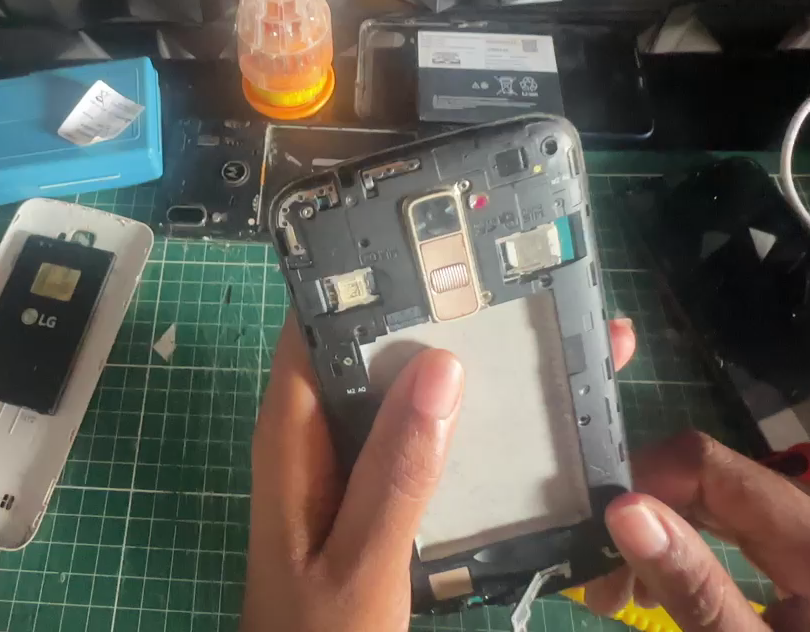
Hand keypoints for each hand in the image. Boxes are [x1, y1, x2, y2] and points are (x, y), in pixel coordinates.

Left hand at [243, 314, 636, 631]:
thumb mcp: (361, 561)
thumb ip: (396, 472)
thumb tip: (441, 365)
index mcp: (292, 428)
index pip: (313, 322)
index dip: (360, 279)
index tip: (425, 248)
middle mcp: (314, 428)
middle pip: (360, 347)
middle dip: (420, 315)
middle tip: (495, 281)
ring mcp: (342, 457)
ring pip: (390, 388)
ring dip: (444, 364)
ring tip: (517, 331)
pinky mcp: (368, 486)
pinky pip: (406, 432)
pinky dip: (448, 416)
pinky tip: (503, 412)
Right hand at [587, 431, 809, 631]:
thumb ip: (696, 591)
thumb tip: (622, 508)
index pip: (704, 462)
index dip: (639, 484)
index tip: (598, 541)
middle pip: (708, 475)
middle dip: (645, 517)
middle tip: (603, 584)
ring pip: (716, 491)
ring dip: (663, 529)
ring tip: (626, 591)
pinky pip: (739, 514)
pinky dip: (695, 540)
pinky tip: (670, 579)